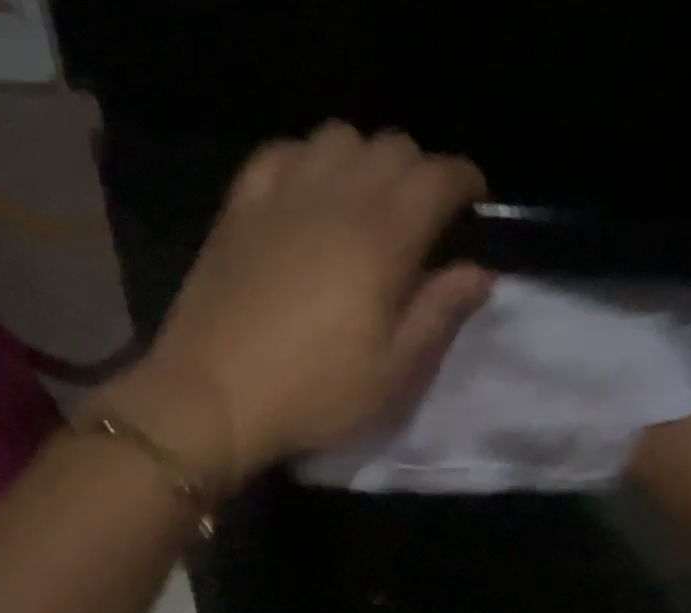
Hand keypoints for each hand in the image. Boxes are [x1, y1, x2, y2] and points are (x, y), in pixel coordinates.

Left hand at [98, 122, 491, 484]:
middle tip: (422, 214)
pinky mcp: (239, 208)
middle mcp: (336, 198)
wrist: (211, 398)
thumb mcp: (393, 373)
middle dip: (420, 170)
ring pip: (337, 137)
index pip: (439, 176)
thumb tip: (479, 271)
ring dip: (364, 159)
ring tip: (365, 200)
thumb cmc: (313, 393)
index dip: (465, 182)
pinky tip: (307, 193)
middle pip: (392, 147)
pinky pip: (280, 153)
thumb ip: (439, 313)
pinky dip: (306, 160)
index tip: (473, 206)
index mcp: (382, 238)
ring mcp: (281, 196)